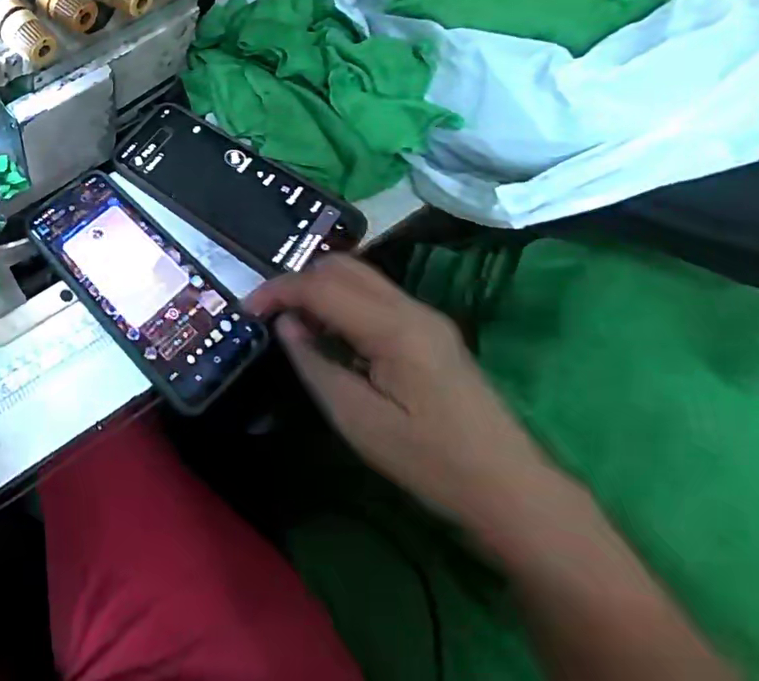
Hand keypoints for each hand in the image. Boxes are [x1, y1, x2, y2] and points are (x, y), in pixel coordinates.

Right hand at [245, 256, 559, 533]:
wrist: (512, 491)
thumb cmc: (429, 460)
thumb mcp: (356, 418)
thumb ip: (314, 363)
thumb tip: (286, 324)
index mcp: (394, 328)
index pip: (321, 286)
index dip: (277, 291)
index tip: (246, 309)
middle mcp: (412, 309)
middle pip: (341, 266)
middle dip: (296, 280)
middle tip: (267, 312)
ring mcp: (426, 318)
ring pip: (359, 276)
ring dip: (318, 288)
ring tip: (291, 321)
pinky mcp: (430, 332)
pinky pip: (374, 296)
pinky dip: (340, 300)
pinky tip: (327, 332)